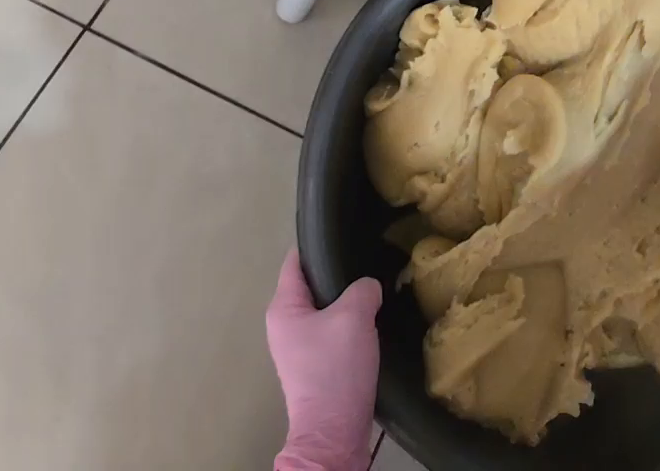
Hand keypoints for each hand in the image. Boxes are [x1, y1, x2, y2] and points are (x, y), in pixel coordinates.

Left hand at [266, 249, 381, 470]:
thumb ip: (363, 288)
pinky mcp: (317, 363)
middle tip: (370, 257)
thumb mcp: (354, 315)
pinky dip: (351, 321)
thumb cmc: (335, 368)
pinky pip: (334, 328)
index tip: (347, 228)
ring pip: (327, 307)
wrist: (334, 431)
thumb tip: (368, 288)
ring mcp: (300, 346)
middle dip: (339, 271)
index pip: (296, 259)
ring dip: (348, 299)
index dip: (319, 242)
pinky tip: (373, 316)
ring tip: (376, 284)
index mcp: (283, 307)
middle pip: (313, 282)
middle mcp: (284, 324)